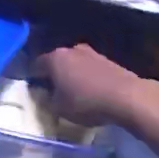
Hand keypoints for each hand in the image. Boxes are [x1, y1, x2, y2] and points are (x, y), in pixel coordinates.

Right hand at [33, 45, 154, 127]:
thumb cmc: (85, 102)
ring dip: (70, 74)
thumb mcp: (57, 107)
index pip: (35, 65)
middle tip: (51, 90)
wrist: (127, 97)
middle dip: (52, 74)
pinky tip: (88, 90)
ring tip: (71, 91)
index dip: (31, 78)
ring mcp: (92, 53)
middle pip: (55, 62)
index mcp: (54, 58)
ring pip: (73, 63)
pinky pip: (88, 68)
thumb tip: (46, 93)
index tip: (33, 90)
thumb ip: (46, 98)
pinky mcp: (108, 60)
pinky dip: (85, 77)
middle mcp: (71, 50)